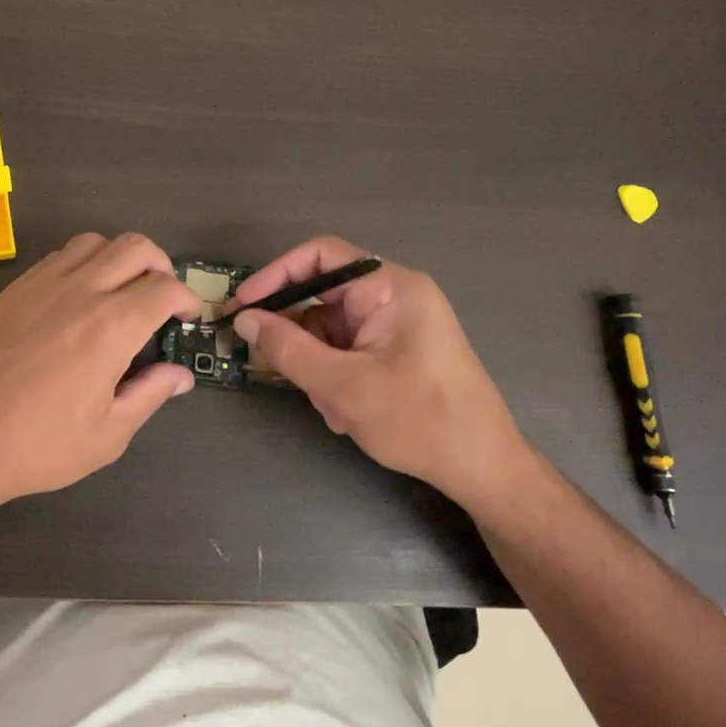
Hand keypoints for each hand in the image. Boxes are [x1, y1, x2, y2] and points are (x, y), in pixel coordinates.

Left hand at [0, 232, 201, 528]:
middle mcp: (81, 291)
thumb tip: (179, 374)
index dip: (186, 298)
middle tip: (160, 298)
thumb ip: (149, 395)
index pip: (165, 287)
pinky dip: (82, 263)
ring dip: (118, 257)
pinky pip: (59, 255)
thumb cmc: (38, 444)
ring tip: (120, 291)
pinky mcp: (14, 288)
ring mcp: (43, 283)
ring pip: (95, 242)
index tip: (187, 317)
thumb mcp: (107, 434)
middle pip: (135, 247)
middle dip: (160, 266)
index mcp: (112, 326)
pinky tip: (77, 298)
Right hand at [230, 237, 528, 507]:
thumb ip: (288, 349)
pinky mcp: (395, 351)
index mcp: (391, 288)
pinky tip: (342, 412)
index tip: (242, 304)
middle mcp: (393, 297)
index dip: (276, 275)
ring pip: (329, 329)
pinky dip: (333, 377)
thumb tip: (244, 319)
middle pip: (321, 296)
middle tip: (269, 361)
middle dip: (297, 335)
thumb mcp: (344, 386)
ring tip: (328, 404)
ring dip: (316, 364)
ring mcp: (395, 325)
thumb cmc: (421, 420)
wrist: (483, 469)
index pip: (321, 256)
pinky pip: (346, 349)